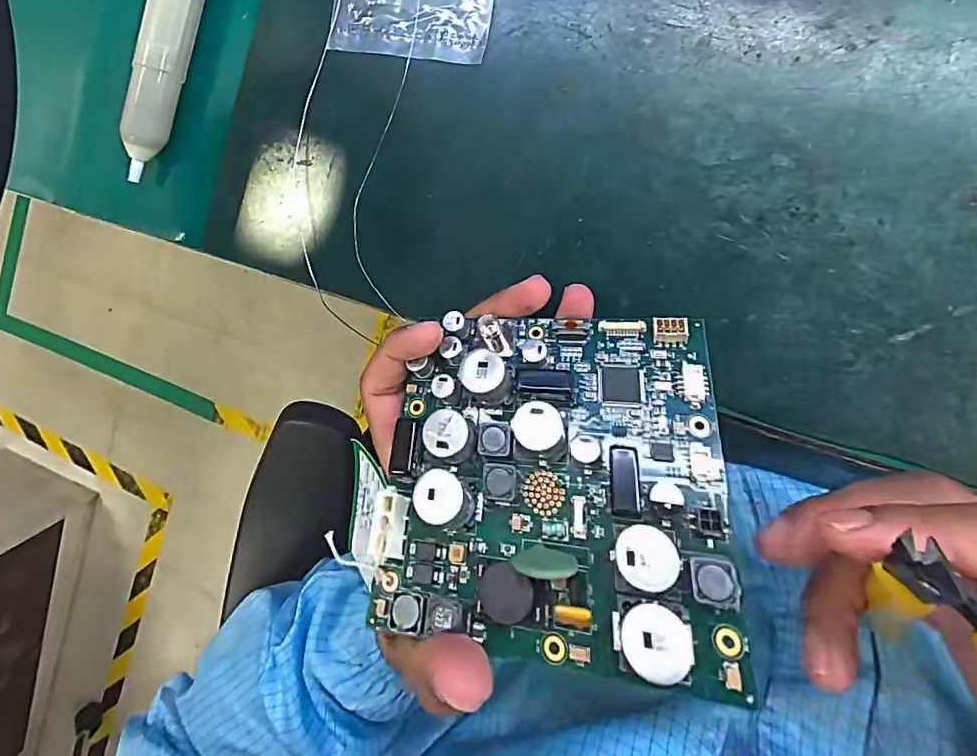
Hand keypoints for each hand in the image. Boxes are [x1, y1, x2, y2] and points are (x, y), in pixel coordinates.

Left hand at [361, 275, 594, 714]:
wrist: (439, 618)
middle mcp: (443, 443)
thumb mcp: (413, 630)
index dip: (402, 352)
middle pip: (459, 364)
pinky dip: (558, 377)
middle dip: (494, 323)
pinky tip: (591, 361)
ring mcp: (483, 442)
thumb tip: (464, 681)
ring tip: (578, 308)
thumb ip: (426, 651)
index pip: (386, 388)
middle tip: (538, 296)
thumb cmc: (416, 609)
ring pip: (504, 375)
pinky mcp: (519, 453)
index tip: (435, 332)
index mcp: (404, 465)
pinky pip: (533, 404)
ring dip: (539, 337)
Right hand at [758, 472, 976, 755]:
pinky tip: (833, 633)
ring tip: (814, 644)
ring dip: (841, 567)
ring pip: (911, 533)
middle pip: (954, 511)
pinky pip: (905, 574)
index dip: (934, 527)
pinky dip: (853, 591)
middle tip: (781, 545)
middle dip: (859, 517)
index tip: (843, 538)